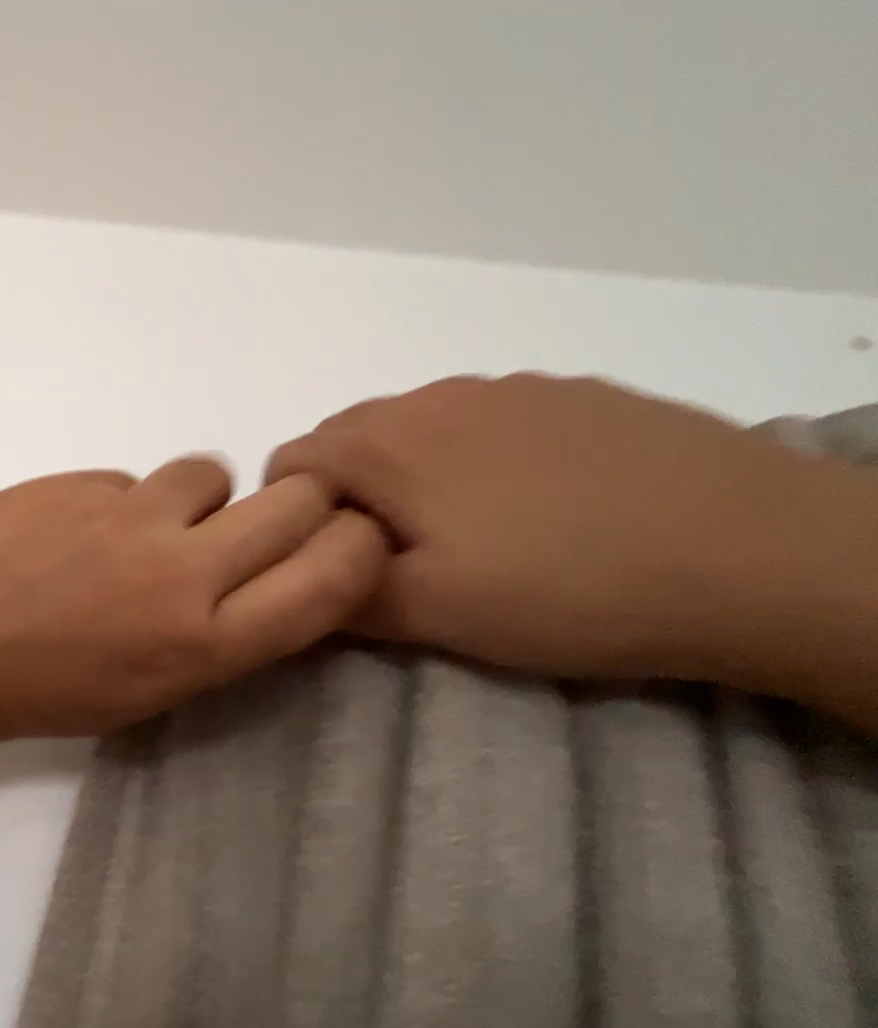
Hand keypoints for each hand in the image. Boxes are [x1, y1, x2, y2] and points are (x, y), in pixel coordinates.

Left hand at [0, 457, 386, 748]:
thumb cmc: (33, 693)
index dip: (355, 545)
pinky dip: (115, 501)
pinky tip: (67, 533)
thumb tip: (255, 579)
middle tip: (256, 519)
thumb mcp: (143, 692)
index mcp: (205, 643)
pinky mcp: (74, 483)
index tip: (343, 537)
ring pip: (208, 472)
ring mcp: (125, 516)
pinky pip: (126, 478)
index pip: (333, 575)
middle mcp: (182, 571)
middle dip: (297, 500)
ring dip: (195, 496)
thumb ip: (212, 635)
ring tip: (140, 530)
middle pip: (296, 500)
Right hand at [265, 373, 851, 681]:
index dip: (292, 512)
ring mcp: (513, 387)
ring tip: (472, 531)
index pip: (289, 459)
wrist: (762, 555)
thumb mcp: (430, 615)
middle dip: (348, 489)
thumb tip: (296, 572)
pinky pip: (489, 416)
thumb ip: (338, 591)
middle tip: (394, 554)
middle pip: (349, 434)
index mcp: (386, 445)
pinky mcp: (579, 392)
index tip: (329, 560)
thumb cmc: (567, 589)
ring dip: (412, 470)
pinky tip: (540, 504)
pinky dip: (479, 454)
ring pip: (420, 423)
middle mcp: (436, 397)